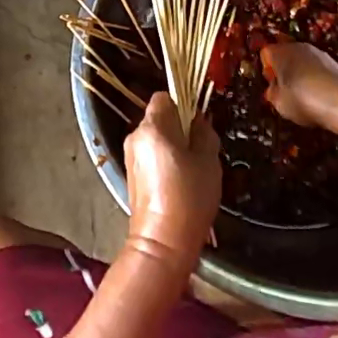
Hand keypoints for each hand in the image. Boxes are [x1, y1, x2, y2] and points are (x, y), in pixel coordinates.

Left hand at [123, 93, 219, 266]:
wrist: (161, 240)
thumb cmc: (189, 197)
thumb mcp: (208, 162)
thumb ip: (203, 133)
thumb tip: (198, 119)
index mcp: (153, 127)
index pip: (164, 97)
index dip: (182, 104)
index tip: (197, 122)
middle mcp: (135, 135)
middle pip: (157, 116)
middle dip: (177, 126)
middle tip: (199, 147)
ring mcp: (129, 153)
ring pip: (153, 136)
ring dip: (170, 143)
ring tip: (190, 167)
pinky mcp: (129, 171)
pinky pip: (148, 153)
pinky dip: (162, 158)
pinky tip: (177, 179)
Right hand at [260, 41, 337, 126]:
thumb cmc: (303, 99)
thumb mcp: (279, 102)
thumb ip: (273, 92)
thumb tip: (275, 88)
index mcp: (279, 52)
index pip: (265, 53)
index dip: (267, 69)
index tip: (272, 85)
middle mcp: (298, 47)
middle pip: (286, 54)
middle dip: (285, 70)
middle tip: (286, 90)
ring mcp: (320, 54)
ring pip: (304, 62)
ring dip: (302, 75)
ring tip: (306, 96)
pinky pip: (320, 71)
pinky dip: (318, 81)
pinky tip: (322, 97)